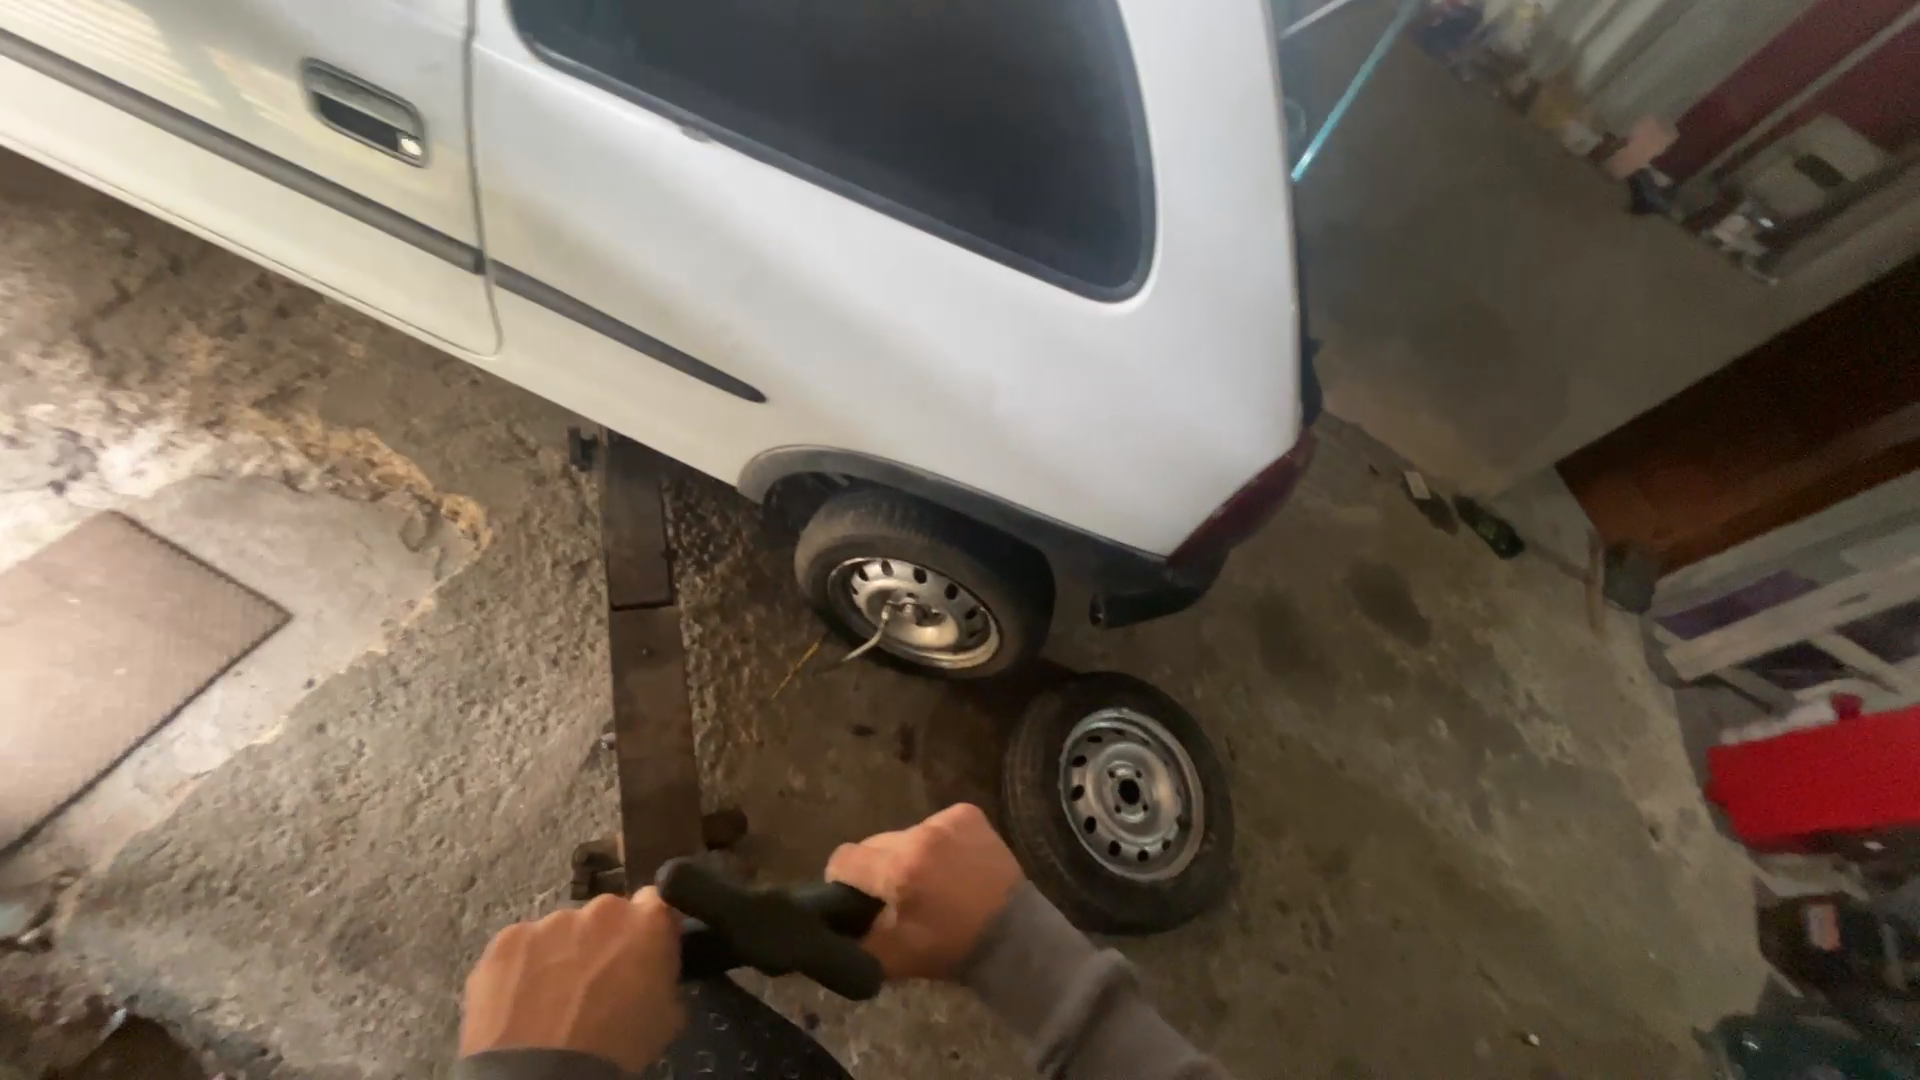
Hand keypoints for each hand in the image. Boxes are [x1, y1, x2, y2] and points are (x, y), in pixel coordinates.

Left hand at [459, 888, 684, 1070]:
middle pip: (605, 916)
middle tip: (592, 983)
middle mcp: (603, 908)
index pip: (654, 903)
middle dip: (601, 941)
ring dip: (560, 955)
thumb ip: (664, 974)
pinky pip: (520, 949)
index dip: (645, 929)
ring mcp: (552, 921)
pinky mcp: (507, 940)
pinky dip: (520, 969)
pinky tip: (516, 1004)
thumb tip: (654, 970)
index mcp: (649, 919)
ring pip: (561, 932)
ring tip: (548, 1001)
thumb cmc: (618, 1049)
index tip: (639, 953)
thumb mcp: (668, 1014)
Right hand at [826, 803, 1024, 979]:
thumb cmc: (950, 948)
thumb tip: (832, 923)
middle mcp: (919, 834)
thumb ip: (854, 939)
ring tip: (929, 880)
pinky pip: (934, 824)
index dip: (841, 879)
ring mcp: (946, 819)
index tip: (852, 896)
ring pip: (904, 833)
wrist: (1013, 936)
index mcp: (899, 869)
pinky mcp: (967, 813)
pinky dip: (935, 842)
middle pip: (874, 843)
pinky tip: (951, 864)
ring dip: (907, 853)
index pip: (844, 858)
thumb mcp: (892, 957)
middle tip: (894, 893)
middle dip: (877, 867)